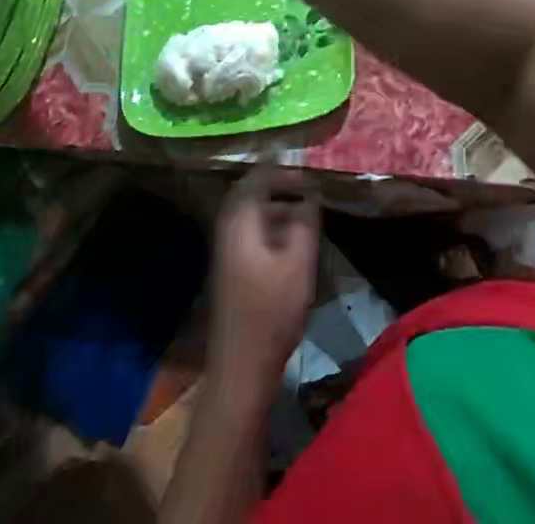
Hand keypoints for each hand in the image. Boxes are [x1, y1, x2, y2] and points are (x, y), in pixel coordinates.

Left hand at [208, 167, 319, 387]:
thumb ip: (303, 223)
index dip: (282, 170)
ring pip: (250, 214)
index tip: (308, 172)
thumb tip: (308, 196)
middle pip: (249, 193)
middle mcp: (227, 229)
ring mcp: (225, 249)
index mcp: (239, 221)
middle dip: (278, 186)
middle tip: (306, 187)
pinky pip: (250, 231)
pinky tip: (291, 240)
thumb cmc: (271, 312)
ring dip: (275, 207)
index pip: (256, 178)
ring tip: (305, 211)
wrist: (241, 363)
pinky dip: (270, 225)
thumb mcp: (299, 264)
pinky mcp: (230, 267)